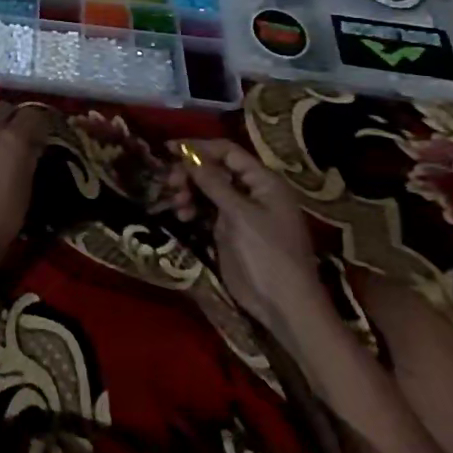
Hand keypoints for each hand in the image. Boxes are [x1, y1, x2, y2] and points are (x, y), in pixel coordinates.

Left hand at [0, 102, 51, 256]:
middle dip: (19, 115)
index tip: (50, 129)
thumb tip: (36, 141)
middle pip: (6, 107)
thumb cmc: (8, 211)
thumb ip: (32, 154)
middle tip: (29, 131)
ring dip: (2, 124)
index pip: (32, 113)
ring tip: (12, 144)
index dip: (43, 119)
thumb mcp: (28, 181)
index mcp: (12, 137)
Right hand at [160, 138, 322, 330]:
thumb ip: (213, 182)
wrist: (283, 304)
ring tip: (177, 204)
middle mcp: (252, 192)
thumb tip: (188, 155)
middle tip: (170, 183)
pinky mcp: (229, 230)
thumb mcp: (239, 214)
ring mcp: (240, 212)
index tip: (169, 149)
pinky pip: (205, 209)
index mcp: (263, 182)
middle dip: (190, 173)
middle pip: (214, 169)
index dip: (199, 148)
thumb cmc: (267, 253)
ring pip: (207, 189)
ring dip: (188, 191)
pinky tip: (182, 216)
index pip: (228, 152)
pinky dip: (191, 208)